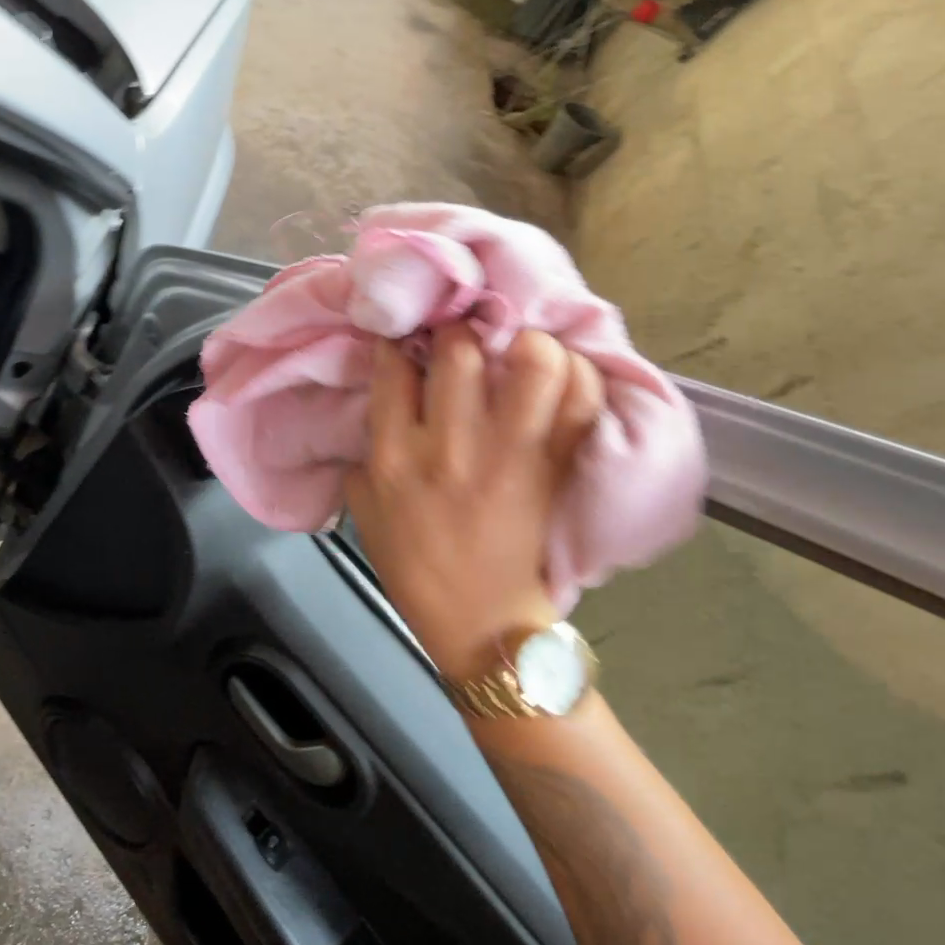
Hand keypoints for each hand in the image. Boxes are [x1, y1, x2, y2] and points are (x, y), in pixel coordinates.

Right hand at [345, 325, 600, 675]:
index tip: (406, 329)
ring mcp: (508, 455)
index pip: (394, 369)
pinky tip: (559, 372)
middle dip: (458, 329)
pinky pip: (580, 401)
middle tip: (462, 330)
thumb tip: (383, 406)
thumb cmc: (412, 563)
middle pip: (460, 350)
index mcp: (393, 457)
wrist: (476, 616)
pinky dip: (577, 375)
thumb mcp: (364, 508)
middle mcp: (448, 446)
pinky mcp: (553, 467)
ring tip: (516, 344)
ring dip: (525, 341)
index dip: (399, 336)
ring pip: (533, 363)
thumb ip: (368, 451)